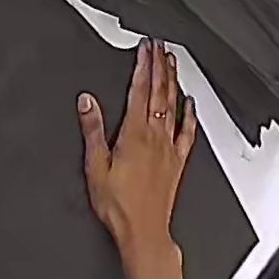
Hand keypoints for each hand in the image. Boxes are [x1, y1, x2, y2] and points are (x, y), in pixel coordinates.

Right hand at [77, 41, 197, 267]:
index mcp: (135, 134)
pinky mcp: (176, 162)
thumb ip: (92, 130)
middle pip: (159, 92)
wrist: (143, 232)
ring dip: (173, 82)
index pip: (140, 90)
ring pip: (173, 106)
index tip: (145, 48)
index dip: (143, 66)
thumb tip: (87, 102)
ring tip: (172, 63)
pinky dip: (190, 115)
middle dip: (159, 66)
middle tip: (159, 46)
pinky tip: (191, 103)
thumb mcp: (95, 166)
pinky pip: (187, 133)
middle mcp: (155, 137)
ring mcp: (169, 148)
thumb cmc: (118, 205)